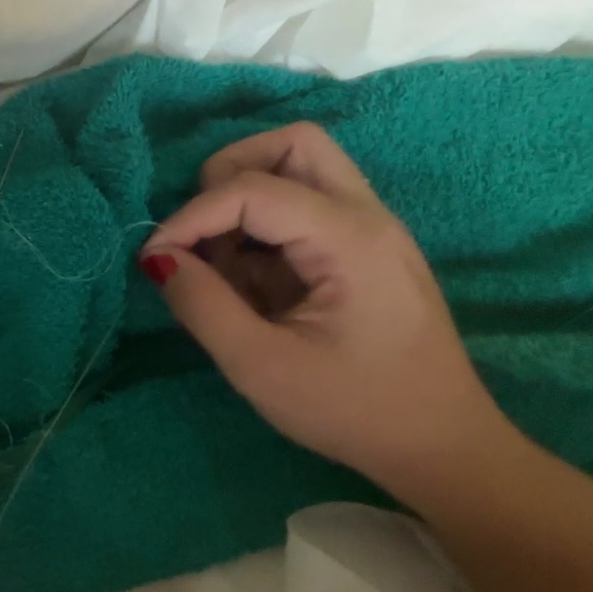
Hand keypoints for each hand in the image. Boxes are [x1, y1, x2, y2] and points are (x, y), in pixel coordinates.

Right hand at [138, 122, 515, 488]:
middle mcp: (368, 217)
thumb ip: (201, 304)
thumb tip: (157, 258)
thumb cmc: (350, 410)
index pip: (251, 189)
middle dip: (226, 174)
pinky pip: (303, 207)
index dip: (190, 217)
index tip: (154, 262)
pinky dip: (260, 225)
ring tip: (217, 258)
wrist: (438, 446)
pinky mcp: (361, 251)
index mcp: (351, 240)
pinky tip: (245, 278)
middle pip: (291, 144)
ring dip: (244, 196)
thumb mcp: (258, 365)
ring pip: (300, 167)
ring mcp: (370, 231)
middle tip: (196, 232)